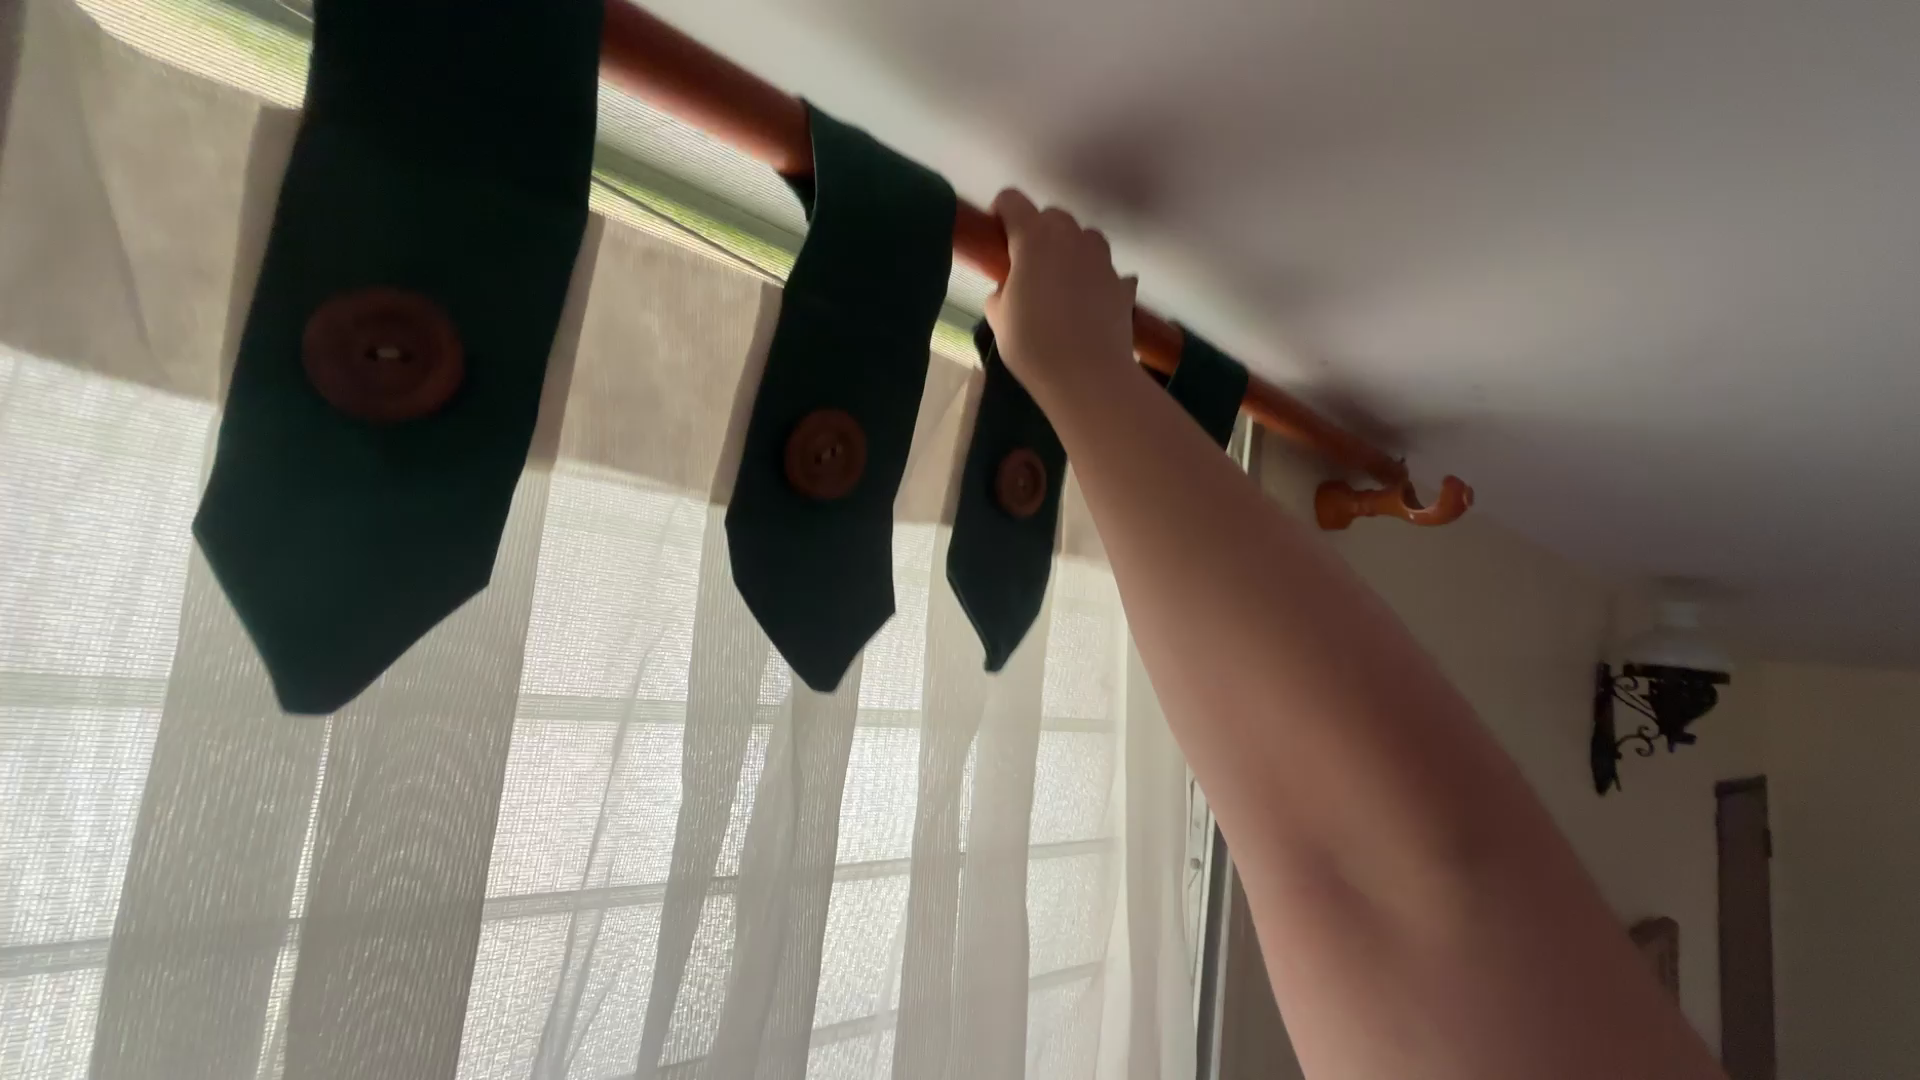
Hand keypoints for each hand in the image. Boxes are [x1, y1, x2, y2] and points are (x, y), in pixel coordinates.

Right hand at [984, 190, 1138, 408]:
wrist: (1087, 376)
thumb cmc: (1033, 345)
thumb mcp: (999, 319)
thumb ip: (1001, 292)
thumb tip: (1010, 288)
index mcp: (1033, 239)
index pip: (1012, 201)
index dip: (1002, 213)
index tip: (998, 236)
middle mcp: (1070, 237)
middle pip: (1051, 217)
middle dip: (1038, 233)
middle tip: (1027, 267)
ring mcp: (1101, 259)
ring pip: (1083, 238)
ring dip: (1070, 251)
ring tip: (1060, 285)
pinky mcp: (1121, 283)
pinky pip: (1104, 271)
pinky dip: (1094, 280)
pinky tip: (1087, 306)